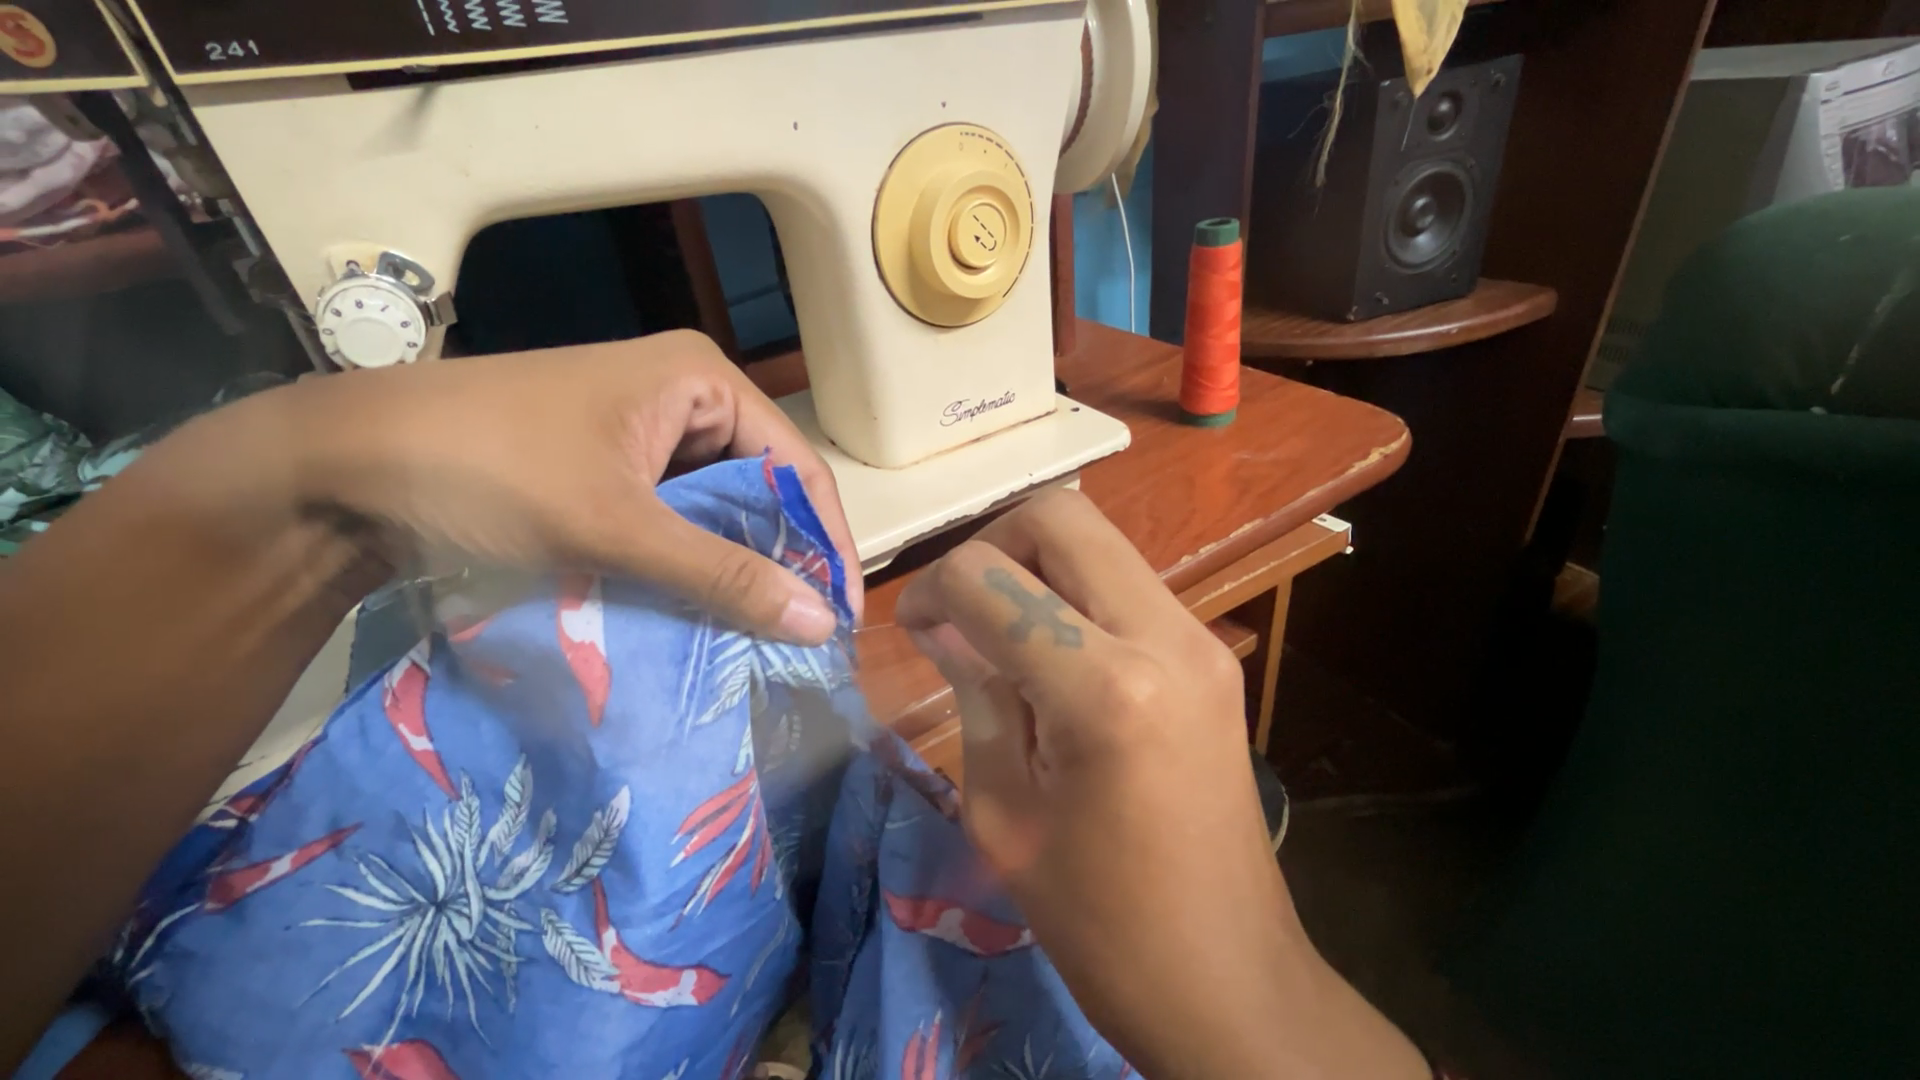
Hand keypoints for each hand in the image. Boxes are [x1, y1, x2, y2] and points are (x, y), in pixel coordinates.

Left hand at [283, 330, 860, 642]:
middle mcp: (685, 396)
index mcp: (701, 379)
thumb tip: (821, 622)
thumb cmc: (488, 471)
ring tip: (758, 636)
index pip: (797, 467)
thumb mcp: (616, 526)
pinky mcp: (611, 465)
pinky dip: (688, 563)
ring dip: (733, 568)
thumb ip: (722, 574)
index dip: (825, 543)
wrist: (336, 466)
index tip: (837, 617)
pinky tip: (698, 611)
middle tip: (798, 638)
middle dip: (780, 560)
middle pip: (762, 488)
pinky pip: (675, 518)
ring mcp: (644, 430)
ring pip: (717, 508)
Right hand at [896, 490, 1425, 1079]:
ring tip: (1000, 632)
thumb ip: (975, 696)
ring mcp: (1201, 641)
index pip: (990, 578)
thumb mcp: (1004, 815)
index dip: (932, 589)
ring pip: (1100, 542)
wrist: (1229, 980)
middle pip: (1061, 516)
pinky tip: (1051, 656)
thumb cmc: (1101, 923)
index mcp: (1105, 689)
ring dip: (1036, 566)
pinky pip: (1128, 587)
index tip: (914, 628)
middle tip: (960, 610)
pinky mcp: (1214, 658)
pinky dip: (1075, 595)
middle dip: (992, 545)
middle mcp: (1165, 637)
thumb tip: (945, 624)